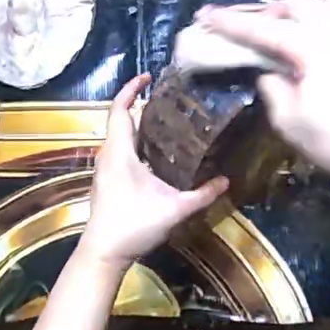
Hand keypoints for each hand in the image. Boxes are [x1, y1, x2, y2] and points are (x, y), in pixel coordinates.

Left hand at [77, 75, 228, 265]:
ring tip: (165, 119)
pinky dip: (134, 141)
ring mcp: (104, 168)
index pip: (120, 109)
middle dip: (139, 104)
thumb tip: (226, 181)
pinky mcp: (106, 180)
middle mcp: (108, 154)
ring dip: (137, 124)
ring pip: (118, 136)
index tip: (147, 76)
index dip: (130, 89)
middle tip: (166, 98)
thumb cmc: (133, 226)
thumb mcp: (174, 209)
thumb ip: (202, 195)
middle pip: (119, 119)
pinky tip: (154, 151)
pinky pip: (119, 149)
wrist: (103, 253)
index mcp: (119, 152)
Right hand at [200, 0, 329, 189]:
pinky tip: (327, 42)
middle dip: (269, 13)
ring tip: (295, 32)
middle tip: (256, 34)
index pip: (261, 27)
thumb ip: (274, 91)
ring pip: (329, 0)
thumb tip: (269, 74)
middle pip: (296, 3)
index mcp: (309, 47)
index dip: (230, 22)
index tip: (206, 16)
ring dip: (305, 10)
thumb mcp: (292, 124)